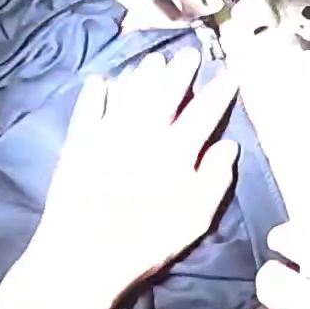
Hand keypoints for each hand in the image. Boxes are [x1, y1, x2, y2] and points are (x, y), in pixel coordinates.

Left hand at [23, 50, 239, 308]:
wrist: (84, 254)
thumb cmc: (148, 239)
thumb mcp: (197, 216)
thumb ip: (216, 177)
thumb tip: (229, 145)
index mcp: (176, 150)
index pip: (204, 113)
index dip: (219, 92)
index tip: (230, 74)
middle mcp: (144, 134)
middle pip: (166, 95)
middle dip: (180, 73)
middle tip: (189, 54)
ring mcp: (108, 137)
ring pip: (129, 96)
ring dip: (142, 76)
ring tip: (153, 60)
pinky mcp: (79, 146)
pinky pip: (87, 112)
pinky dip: (94, 96)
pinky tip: (100, 83)